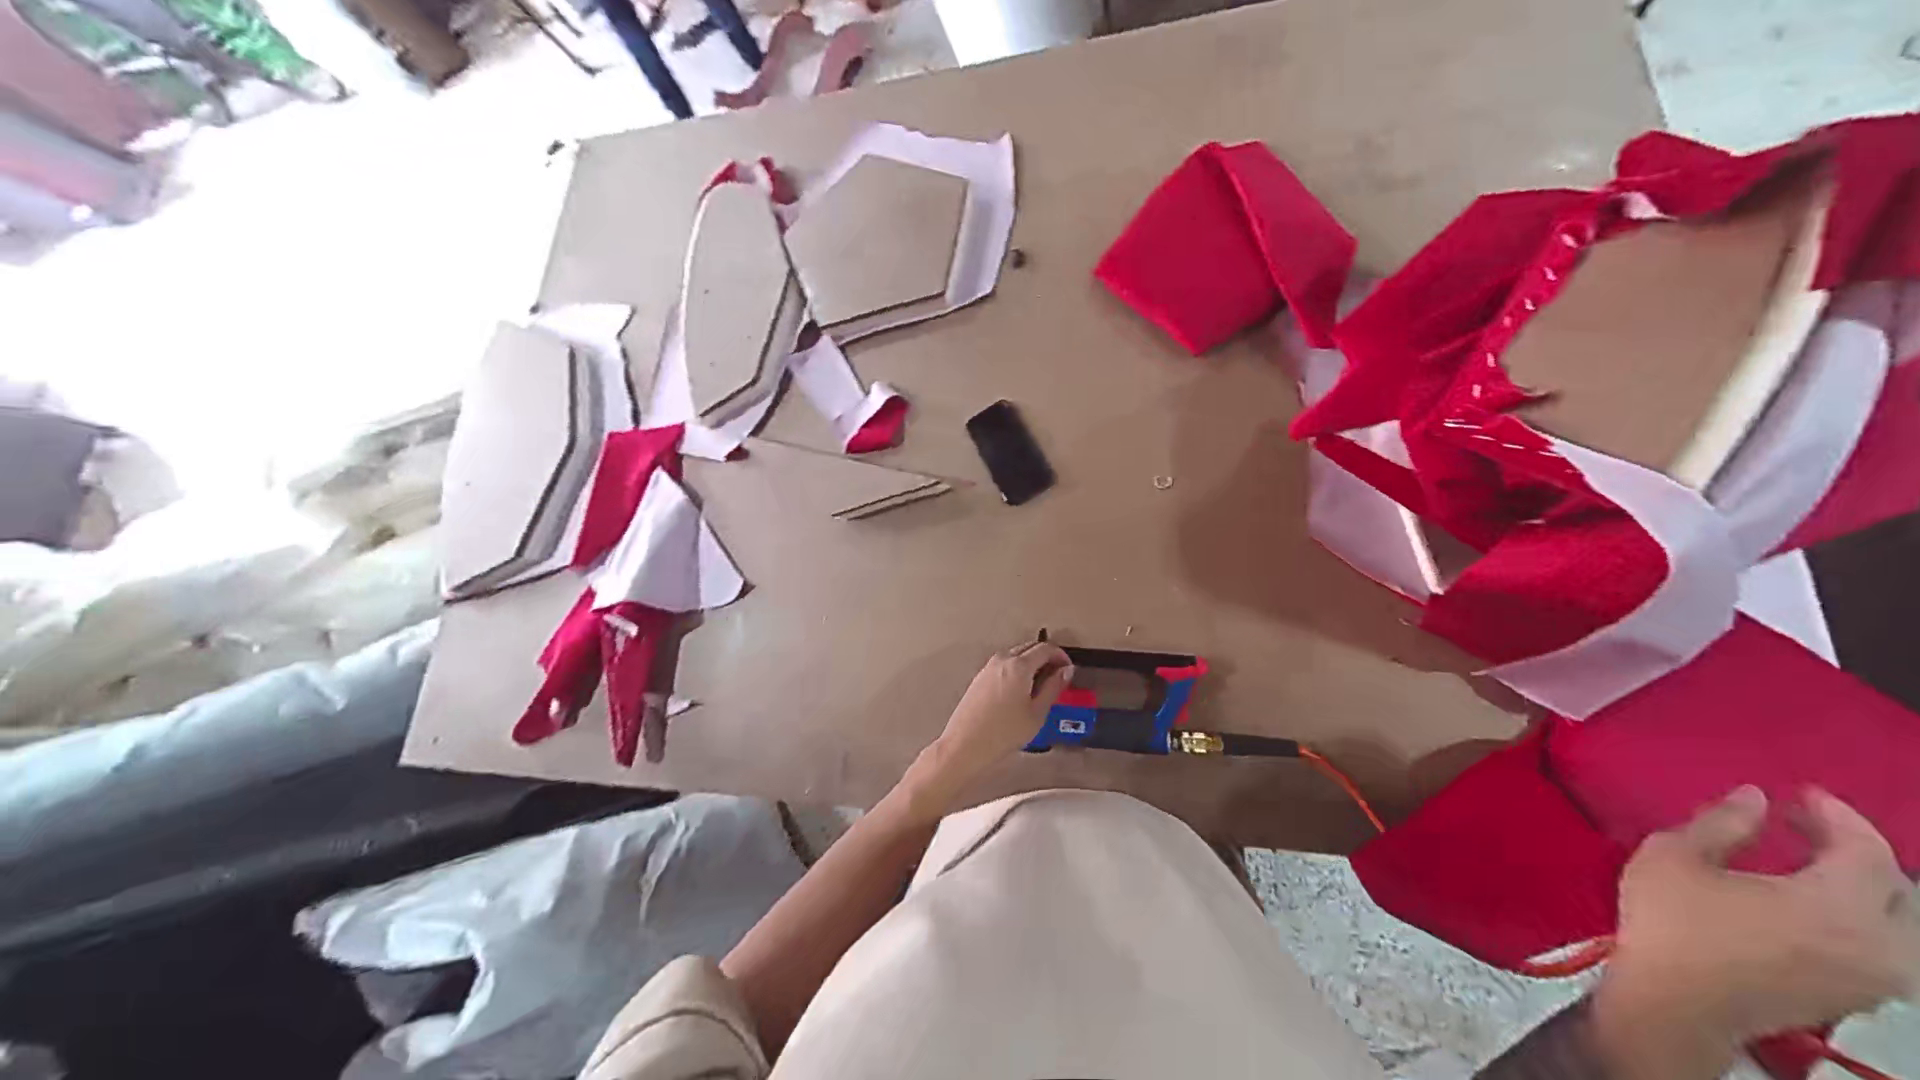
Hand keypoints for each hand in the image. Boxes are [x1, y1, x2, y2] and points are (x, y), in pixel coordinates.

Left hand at [894, 640, 1073, 820]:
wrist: (966, 745)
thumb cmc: (1003, 732)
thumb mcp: (1037, 713)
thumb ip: (1054, 687)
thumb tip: (1065, 672)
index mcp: (1019, 665)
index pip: (1045, 649)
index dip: (1061, 656)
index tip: (1068, 668)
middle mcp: (1002, 660)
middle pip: (1029, 647)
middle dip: (1046, 656)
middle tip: (1058, 674)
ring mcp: (988, 668)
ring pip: (1015, 654)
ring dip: (1030, 662)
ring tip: (1041, 684)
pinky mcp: (979, 678)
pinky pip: (1003, 665)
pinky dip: (1016, 669)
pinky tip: (1021, 689)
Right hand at [1593, 786, 1919, 1077]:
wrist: (1676, 999)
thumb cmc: (1671, 920)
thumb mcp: (1675, 857)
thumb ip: (1720, 824)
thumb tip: (1756, 797)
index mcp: (1836, 906)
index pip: (1867, 851)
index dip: (1838, 816)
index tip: (1802, 793)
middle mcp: (1878, 944)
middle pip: (1900, 890)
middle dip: (1858, 851)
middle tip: (1807, 824)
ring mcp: (1875, 976)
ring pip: (1902, 925)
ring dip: (1867, 888)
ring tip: (1817, 865)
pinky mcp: (1858, 994)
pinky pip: (1887, 949)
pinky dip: (1863, 917)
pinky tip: (1816, 906)